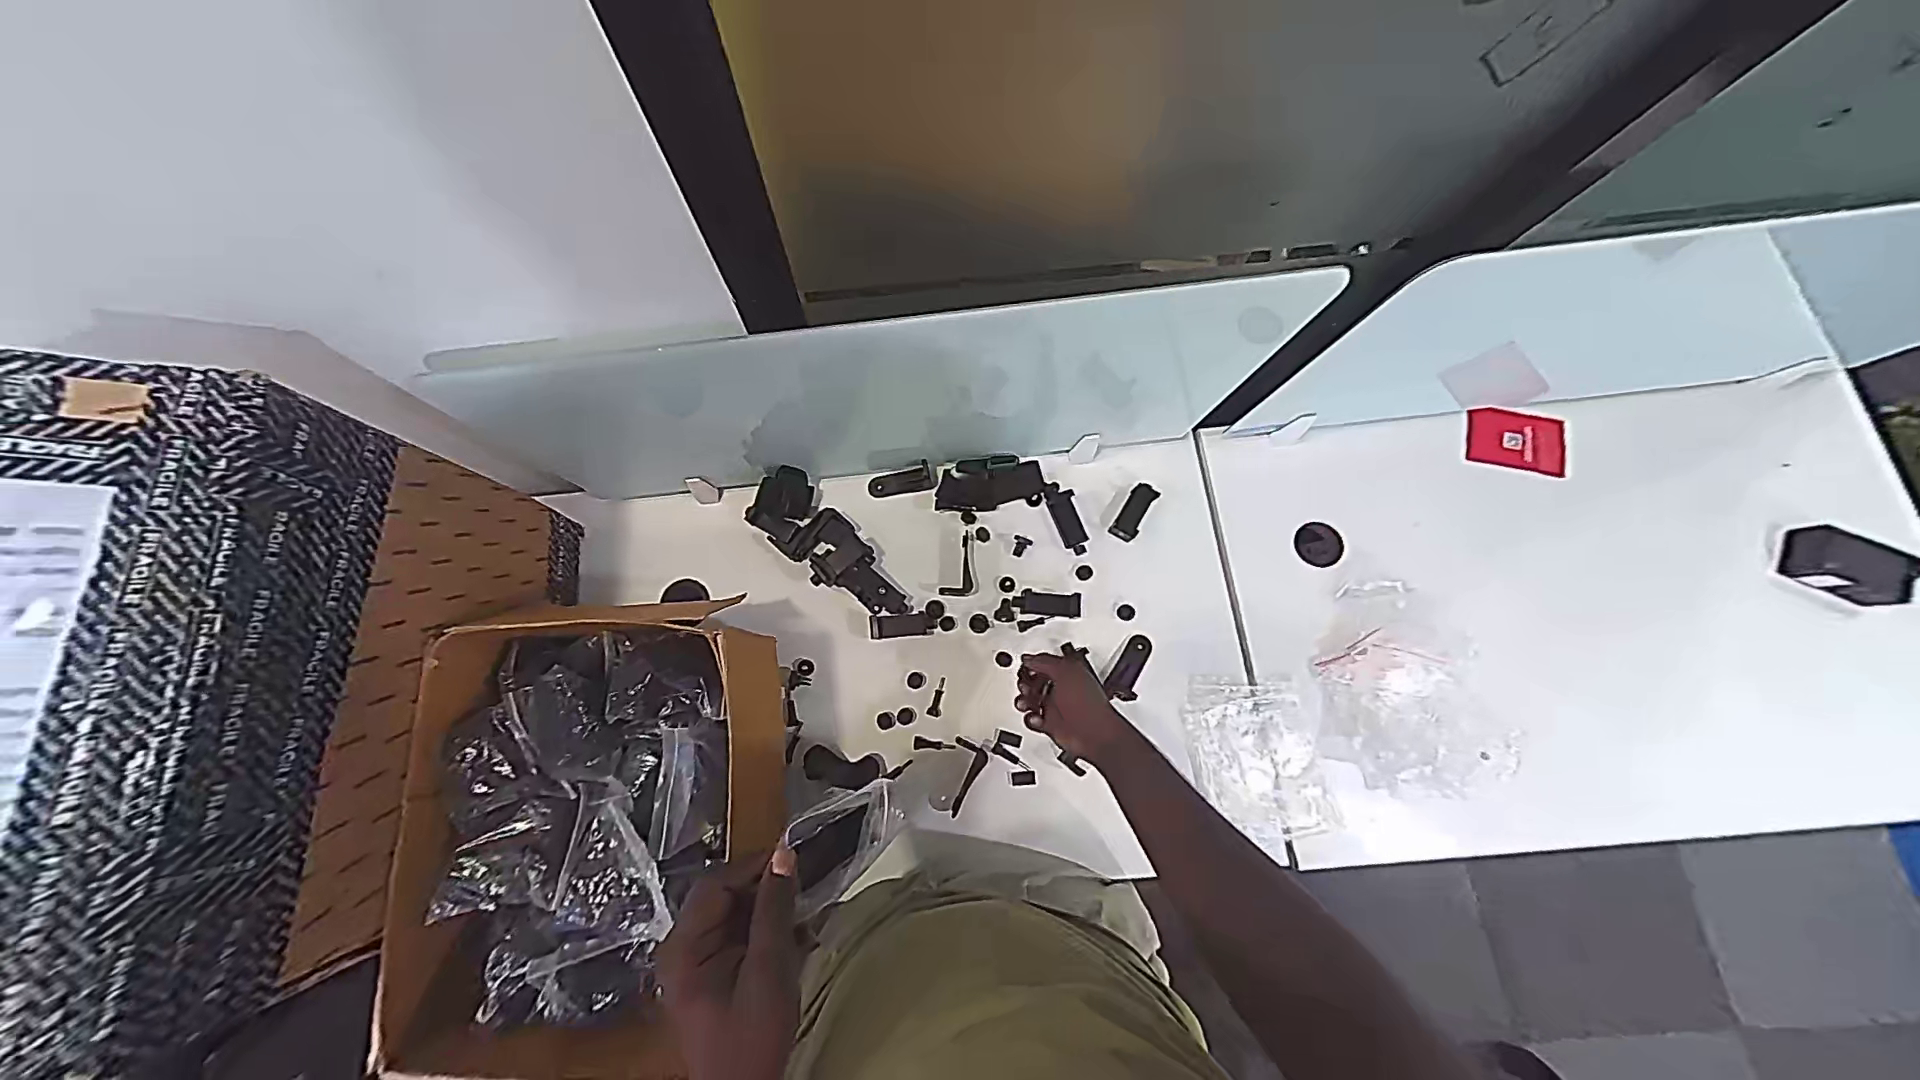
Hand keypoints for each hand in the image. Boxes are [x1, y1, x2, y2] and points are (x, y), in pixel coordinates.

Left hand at [659, 848, 798, 1079]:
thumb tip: (784, 853)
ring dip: (772, 909)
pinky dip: (769, 929)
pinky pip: (741, 932)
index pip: (716, 884)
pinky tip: (797, 937)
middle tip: (803, 888)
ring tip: (805, 917)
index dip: (753, 865)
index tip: (792, 856)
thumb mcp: (770, 968)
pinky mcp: (715, 971)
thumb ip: (775, 907)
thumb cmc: (753, 1036)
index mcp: (683, 947)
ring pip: (737, 911)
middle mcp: (683, 947)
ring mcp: (698, 960)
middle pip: (725, 895)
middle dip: (766, 889)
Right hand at [1014, 650, 1139, 766]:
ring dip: (1024, 702)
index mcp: (1068, 673)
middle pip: (1035, 683)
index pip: (1045, 664)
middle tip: (1025, 687)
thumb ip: (1044, 662)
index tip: (1024, 667)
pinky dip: (1031, 719)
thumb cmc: (1088, 703)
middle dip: (1025, 684)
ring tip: (1026, 704)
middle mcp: (1062, 689)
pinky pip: (1033, 720)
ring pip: (1031, 701)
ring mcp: (1056, 707)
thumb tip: (1028, 658)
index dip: (1032, 665)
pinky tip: (1036, 718)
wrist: (1095, 734)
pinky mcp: (1051, 724)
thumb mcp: (1065, 672)